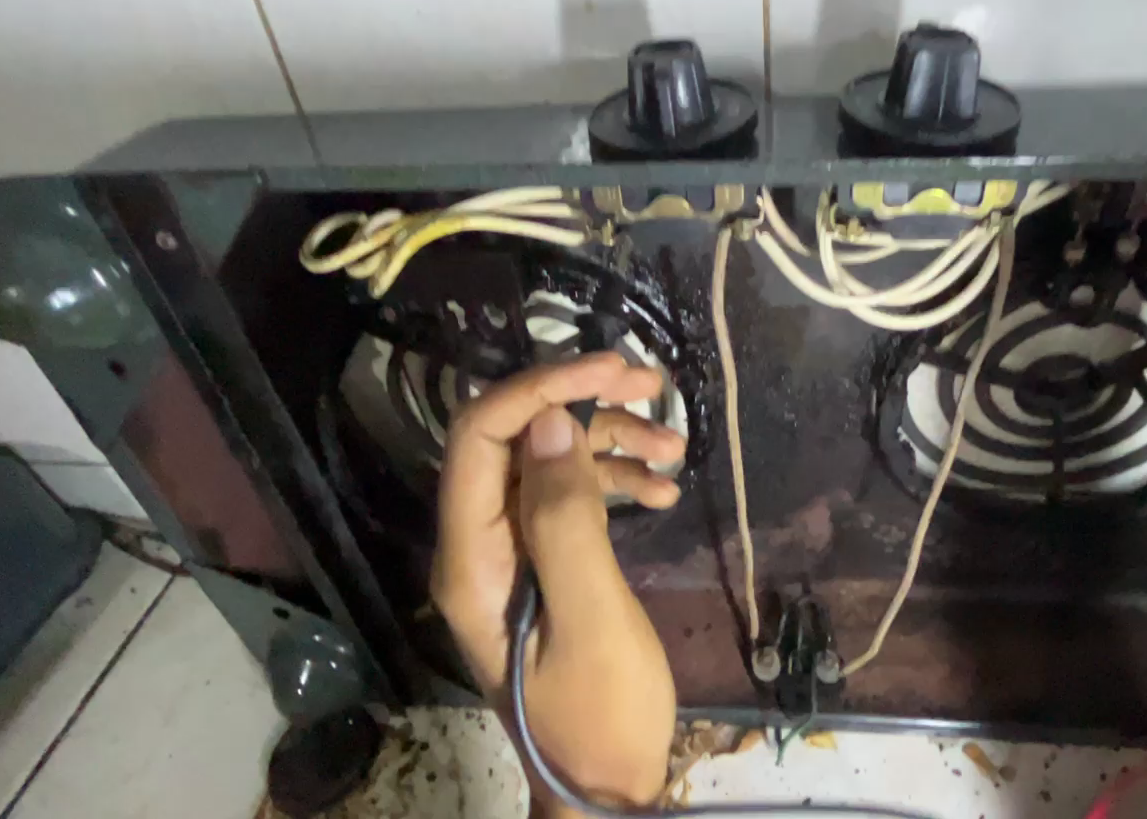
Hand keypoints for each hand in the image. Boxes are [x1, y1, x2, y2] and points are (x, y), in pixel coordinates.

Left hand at [430, 353, 684, 811]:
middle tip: (649, 383)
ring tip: (674, 446)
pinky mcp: (546, 555)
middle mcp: (481, 539)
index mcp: (472, 555)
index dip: (540, 388)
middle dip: (582, 399)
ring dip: (611, 439)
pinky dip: (617, 478)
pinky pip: (574, 493)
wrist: (607, 784)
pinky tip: (662, 489)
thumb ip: (566, 520)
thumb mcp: (592, 619)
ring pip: (552, 458)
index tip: (610, 369)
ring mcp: (513, 547)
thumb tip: (552, 423)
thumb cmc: (599, 715)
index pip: (481, 435)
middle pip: (517, 436)